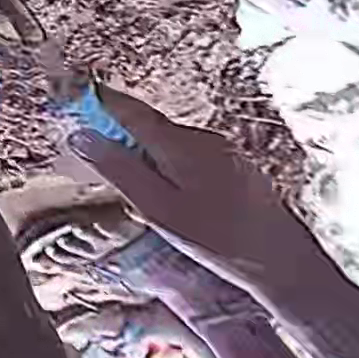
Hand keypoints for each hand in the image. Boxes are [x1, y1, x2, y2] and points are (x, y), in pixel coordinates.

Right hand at [68, 88, 332, 302]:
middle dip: (115, 133)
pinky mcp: (231, 164)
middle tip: (94, 154)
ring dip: (140, 153)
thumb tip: (79, 134)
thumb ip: (117, 168)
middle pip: (144, 124)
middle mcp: (202, 138)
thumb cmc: (219, 242)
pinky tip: (167, 195)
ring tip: (139, 192)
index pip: (127, 109)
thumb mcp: (157, 208)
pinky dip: (161, 163)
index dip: (95, 97)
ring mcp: (220, 150)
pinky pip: (182, 153)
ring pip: (163, 141)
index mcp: (181, 144)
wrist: (290, 270)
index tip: (68, 87)